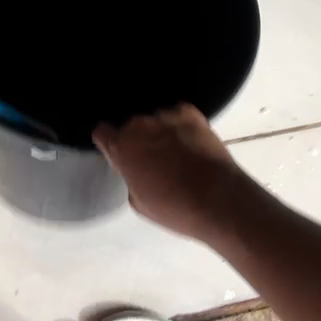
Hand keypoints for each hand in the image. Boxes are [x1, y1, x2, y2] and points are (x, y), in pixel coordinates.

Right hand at [93, 105, 264, 242]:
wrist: (218, 199)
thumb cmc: (175, 208)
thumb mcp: (139, 202)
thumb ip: (130, 176)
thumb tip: (135, 166)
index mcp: (123, 148)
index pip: (102, 132)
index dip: (109, 142)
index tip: (118, 152)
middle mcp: (140, 125)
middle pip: (131, 126)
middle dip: (138, 139)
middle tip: (153, 159)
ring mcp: (166, 115)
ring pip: (156, 120)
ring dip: (161, 132)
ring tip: (177, 152)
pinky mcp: (190, 112)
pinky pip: (178, 115)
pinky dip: (181, 125)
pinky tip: (191, 142)